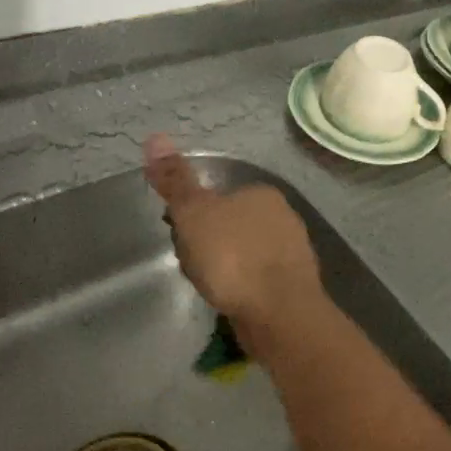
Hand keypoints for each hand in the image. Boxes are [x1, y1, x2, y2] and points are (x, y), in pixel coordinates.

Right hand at [142, 135, 327, 330]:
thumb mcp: (194, 213)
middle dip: (209, 244)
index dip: (193, 217)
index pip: (218, 197)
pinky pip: (256, 279)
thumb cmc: (233, 256)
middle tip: (194, 265)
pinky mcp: (294, 284)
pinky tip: (230, 300)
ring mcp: (292, 252)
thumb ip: (175, 181)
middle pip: (230, 226)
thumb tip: (155, 137)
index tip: (179, 235)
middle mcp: (284, 217)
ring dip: (224, 268)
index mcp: (263, 194)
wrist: (279, 312)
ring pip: (244, 254)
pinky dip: (241, 287)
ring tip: (210, 285)